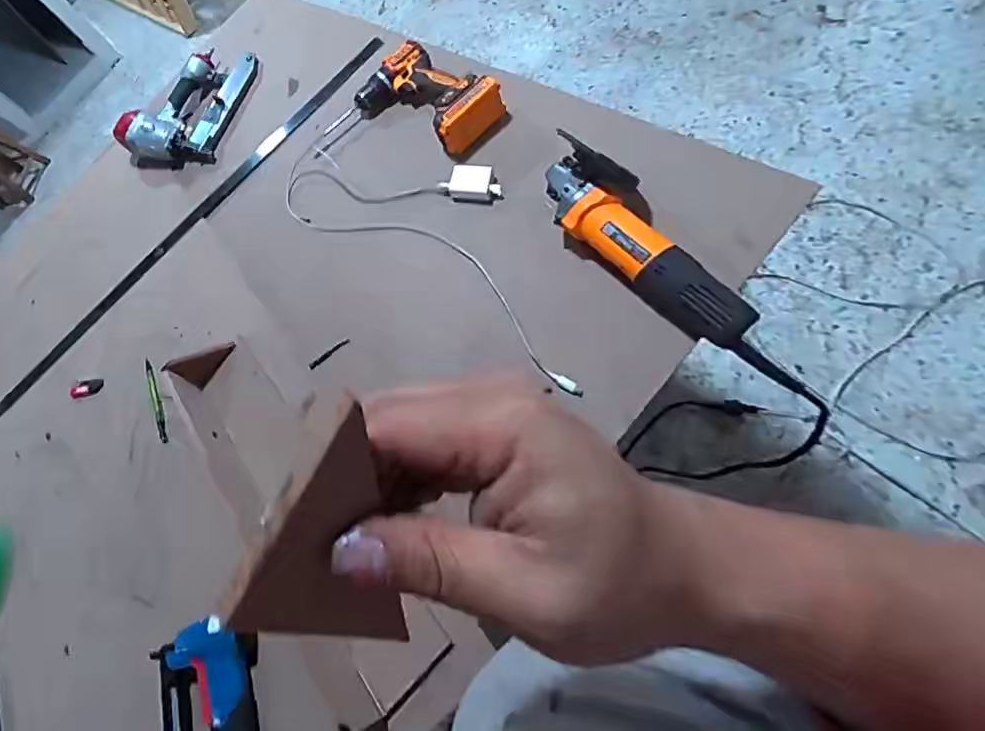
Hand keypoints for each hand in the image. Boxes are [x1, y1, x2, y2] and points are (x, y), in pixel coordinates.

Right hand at [330, 378, 703, 663]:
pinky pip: (414, 435)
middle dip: (340, 470)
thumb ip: (428, 563)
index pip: (386, 424)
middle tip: (312, 532)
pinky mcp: (481, 418)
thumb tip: (340, 552)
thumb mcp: (526, 592)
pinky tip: (385, 517)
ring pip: (390, 422)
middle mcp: (483, 392)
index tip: (300, 518)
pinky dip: (390, 474)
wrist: (684, 567)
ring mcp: (482, 400)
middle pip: (380, 415)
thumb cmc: (618, 585)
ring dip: (362, 474)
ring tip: (342, 530)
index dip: (333, 465)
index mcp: (499, 420)